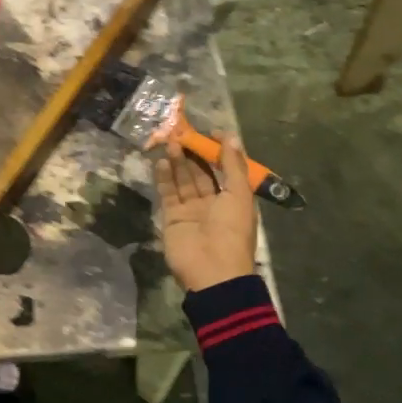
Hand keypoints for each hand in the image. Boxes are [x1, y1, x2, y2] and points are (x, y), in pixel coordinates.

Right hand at [154, 134, 257, 291]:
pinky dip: (165, 178)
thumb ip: (233, 165)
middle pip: (201, 173)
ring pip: (183, 181)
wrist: (212, 270)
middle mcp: (212, 202)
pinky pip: (168, 194)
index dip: (219, 150)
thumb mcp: (239, 195)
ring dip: (178, 162)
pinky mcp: (172, 218)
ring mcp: (191, 210)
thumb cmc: (232, 231)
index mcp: (234, 198)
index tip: (211, 132)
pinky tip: (162, 162)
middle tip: (182, 133)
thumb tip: (231, 136)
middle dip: (194, 154)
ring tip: (171, 143)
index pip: (225, 169)